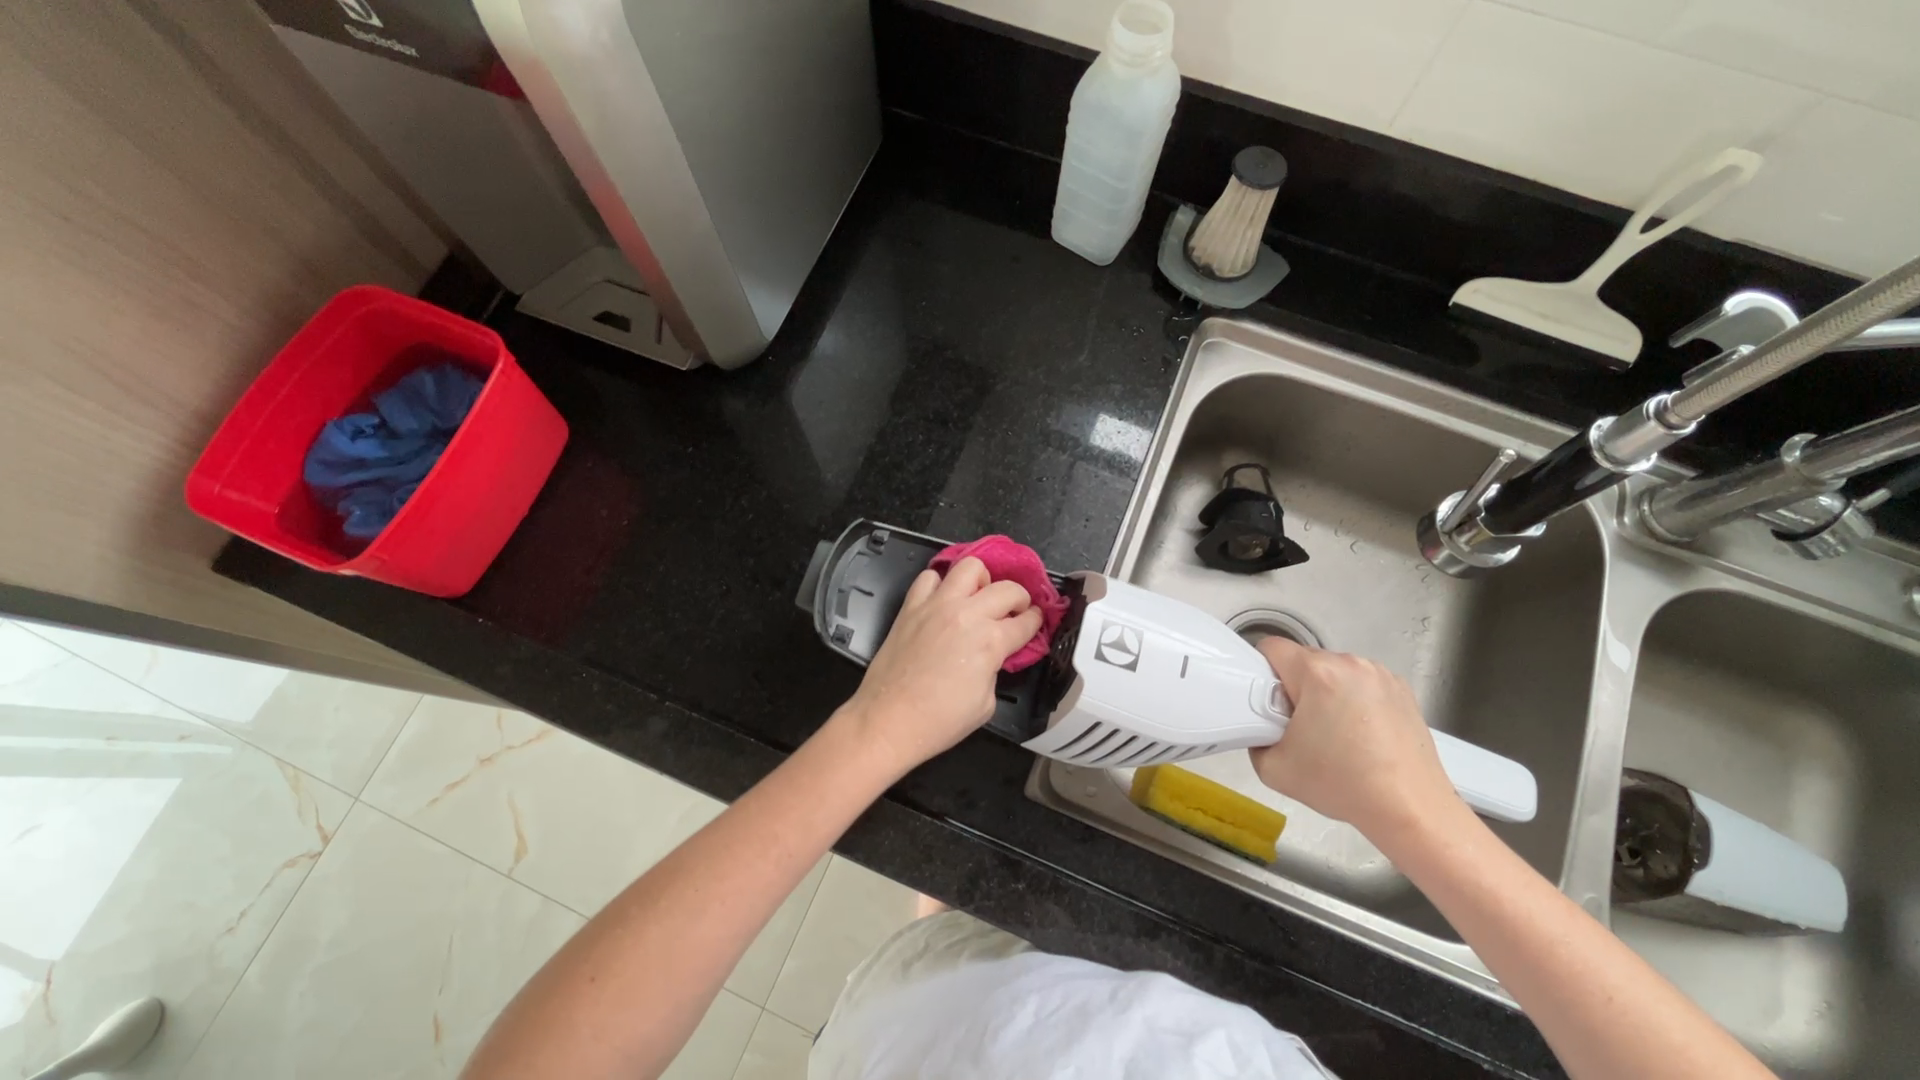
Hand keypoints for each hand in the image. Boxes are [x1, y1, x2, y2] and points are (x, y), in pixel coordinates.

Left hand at [835, 557, 1041, 775]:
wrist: (890, 720)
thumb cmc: (941, 721)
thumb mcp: (986, 703)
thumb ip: (994, 670)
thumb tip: (990, 657)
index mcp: (991, 641)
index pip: (1026, 622)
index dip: (1036, 622)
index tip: (1035, 621)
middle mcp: (967, 614)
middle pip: (1007, 589)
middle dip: (1019, 599)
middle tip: (1015, 611)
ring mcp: (936, 605)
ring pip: (969, 568)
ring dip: (982, 580)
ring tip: (978, 597)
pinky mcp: (911, 607)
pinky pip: (929, 577)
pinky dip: (940, 584)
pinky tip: (943, 601)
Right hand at [1249, 637, 1459, 840]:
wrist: (1409, 808)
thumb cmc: (1341, 785)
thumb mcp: (1273, 768)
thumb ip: (1257, 737)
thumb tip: (1265, 728)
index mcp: (1318, 673)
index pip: (1271, 647)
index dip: (1260, 671)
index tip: (1267, 702)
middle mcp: (1351, 664)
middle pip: (1305, 660)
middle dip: (1295, 686)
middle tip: (1298, 725)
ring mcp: (1380, 675)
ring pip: (1335, 672)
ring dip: (1326, 692)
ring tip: (1334, 733)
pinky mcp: (1402, 690)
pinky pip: (1362, 684)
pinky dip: (1354, 700)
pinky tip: (1361, 734)